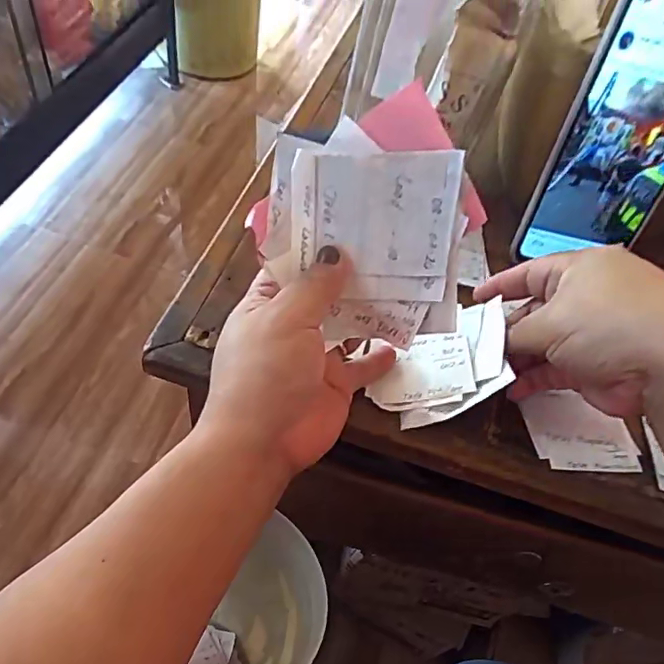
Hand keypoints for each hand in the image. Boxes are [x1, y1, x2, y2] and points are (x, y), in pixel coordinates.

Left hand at [200, 247, 395, 476]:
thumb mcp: (285, 319)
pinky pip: (362, 366)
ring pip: (348, 327)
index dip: (316, 244)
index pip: (292, 265)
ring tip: (401, 286)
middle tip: (386, 248)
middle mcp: (292, 327)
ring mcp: (315, 358)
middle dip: (350, 275)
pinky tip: (398, 342)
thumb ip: (314, 287)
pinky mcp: (336, 386)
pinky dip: (379, 356)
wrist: (263, 443)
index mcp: (267, 304)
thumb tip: (336, 254)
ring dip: (369, 311)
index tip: (347, 221)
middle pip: (325, 294)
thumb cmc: (263, 375)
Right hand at [473, 246, 663, 416]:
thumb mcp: (552, 321)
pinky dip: (533, 379)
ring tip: (490, 372)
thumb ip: (516, 333)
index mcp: (579, 269)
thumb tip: (495, 343)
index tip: (476, 300)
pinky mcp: (592, 368)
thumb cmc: (612, 323)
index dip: (501, 286)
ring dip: (517, 359)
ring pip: (542, 345)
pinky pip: (553, 370)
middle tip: (477, 348)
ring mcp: (590, 335)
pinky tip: (514, 389)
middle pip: (533, 312)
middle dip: (505, 332)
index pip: (530, 272)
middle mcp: (585, 298)